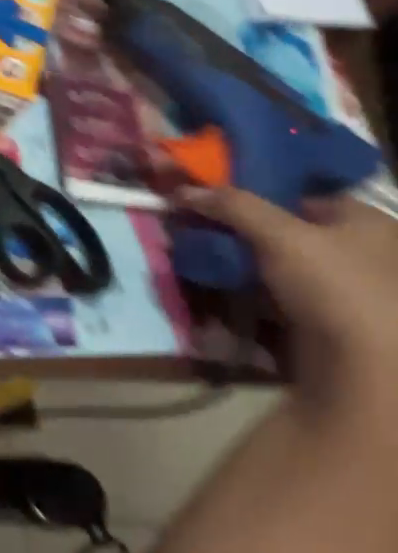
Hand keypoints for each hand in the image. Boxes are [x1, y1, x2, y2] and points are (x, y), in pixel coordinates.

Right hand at [184, 187, 397, 428]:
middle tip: (197, 231)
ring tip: (200, 260)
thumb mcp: (280, 236)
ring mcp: (344, 286)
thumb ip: (233, 207)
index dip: (259, 195)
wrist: (361, 363)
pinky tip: (221, 290)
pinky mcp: (325, 316)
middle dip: (240, 231)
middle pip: (286, 230)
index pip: (304, 196)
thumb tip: (185, 188)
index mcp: (367, 222)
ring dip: (238, 263)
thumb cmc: (334, 286)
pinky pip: (277, 294)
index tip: (213, 202)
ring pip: (277, 263)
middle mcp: (362, 250)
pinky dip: (248, 291)